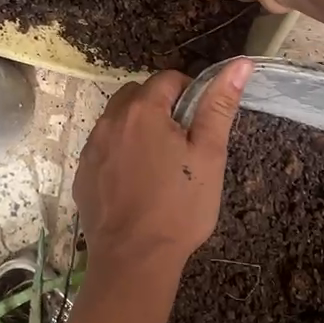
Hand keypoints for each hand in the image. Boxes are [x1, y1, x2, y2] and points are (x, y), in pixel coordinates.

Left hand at [73, 61, 252, 276]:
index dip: (189, 94)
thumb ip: (220, 105)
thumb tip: (240, 64)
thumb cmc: (179, 207)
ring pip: (117, 120)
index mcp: (144, 110)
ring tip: (159, 165)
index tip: (199, 125)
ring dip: (137, 129)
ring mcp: (91, 147)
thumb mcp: (209, 155)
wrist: (134, 258)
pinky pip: (103, 148)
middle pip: (137, 95)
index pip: (168, 79)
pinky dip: (119, 154)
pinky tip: (136, 183)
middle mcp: (111, 121)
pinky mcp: (82, 173)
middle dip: (160, 108)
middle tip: (181, 144)